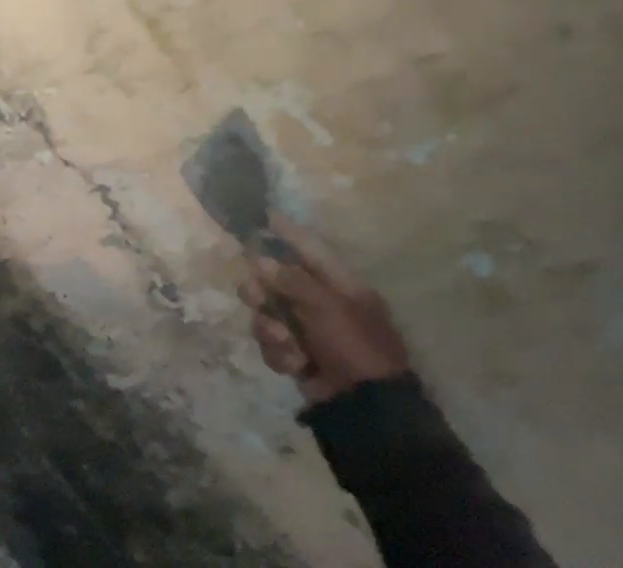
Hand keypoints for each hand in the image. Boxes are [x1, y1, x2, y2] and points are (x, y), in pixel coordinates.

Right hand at [237, 217, 411, 403]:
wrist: (365, 407)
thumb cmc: (355, 347)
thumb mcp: (327, 308)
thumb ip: (291, 280)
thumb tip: (258, 258)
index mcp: (341, 286)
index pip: (310, 249)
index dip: (287, 232)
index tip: (263, 215)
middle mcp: (321, 303)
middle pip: (275, 280)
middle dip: (262, 291)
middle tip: (258, 299)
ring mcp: (307, 329)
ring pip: (266, 312)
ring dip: (271, 329)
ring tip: (287, 345)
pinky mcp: (295, 353)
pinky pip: (270, 341)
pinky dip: (278, 352)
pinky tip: (294, 364)